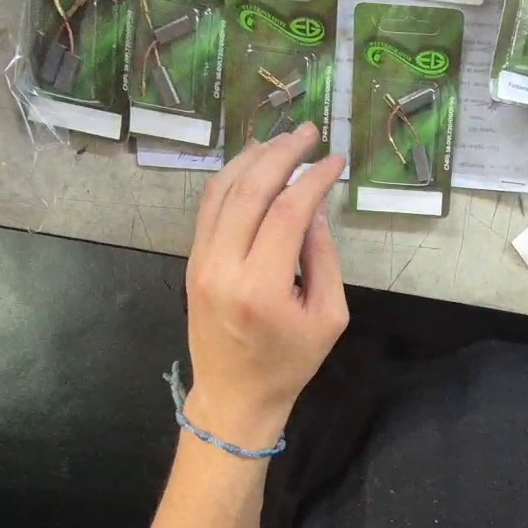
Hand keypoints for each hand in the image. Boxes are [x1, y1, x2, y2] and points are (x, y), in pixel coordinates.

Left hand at [183, 123, 349, 449]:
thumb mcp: (328, 317)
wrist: (235, 395)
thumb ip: (323, 258)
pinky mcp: (192, 262)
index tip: (335, 160)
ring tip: (281, 141)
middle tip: (308, 131)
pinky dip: (231, 180)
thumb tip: (315, 206)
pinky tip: (252, 166)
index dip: (313, 179)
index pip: (287, 212)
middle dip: (281, 154)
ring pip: (222, 191)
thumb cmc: (289, 363)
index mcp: (261, 287)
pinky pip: (209, 208)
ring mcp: (200, 262)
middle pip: (250, 190)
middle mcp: (223, 267)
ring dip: (252, 159)